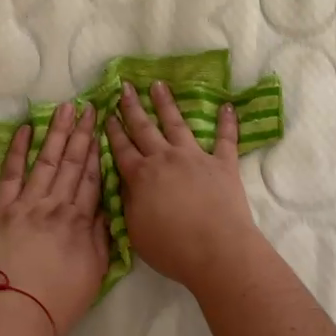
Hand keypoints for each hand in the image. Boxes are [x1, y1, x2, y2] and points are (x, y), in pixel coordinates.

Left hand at [0, 102, 108, 335]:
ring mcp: (27, 203)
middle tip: (88, 107)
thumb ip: (102, 237)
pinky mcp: (1, 208)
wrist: (15, 314)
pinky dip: (18, 149)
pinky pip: (11, 172)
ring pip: (46, 159)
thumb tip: (107, 207)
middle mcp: (56, 205)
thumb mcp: (95, 272)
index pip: (91, 178)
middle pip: (71, 162)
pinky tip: (25, 129)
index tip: (102, 128)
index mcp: (80, 221)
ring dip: (56, 132)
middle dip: (81, 133)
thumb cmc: (58, 303)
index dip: (97, 151)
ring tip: (64, 108)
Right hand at [104, 80, 261, 289]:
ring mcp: (195, 157)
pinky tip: (228, 106)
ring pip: (177, 124)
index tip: (108, 113)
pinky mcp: (222, 163)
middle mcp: (165, 159)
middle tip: (126, 86)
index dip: (113, 131)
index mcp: (142, 176)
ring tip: (159, 84)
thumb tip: (126, 185)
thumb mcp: (136, 231)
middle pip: (144, 129)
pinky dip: (227, 122)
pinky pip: (226, 139)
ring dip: (167, 103)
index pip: (122, 149)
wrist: (216, 251)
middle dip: (133, 107)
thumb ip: (129, 204)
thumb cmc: (172, 250)